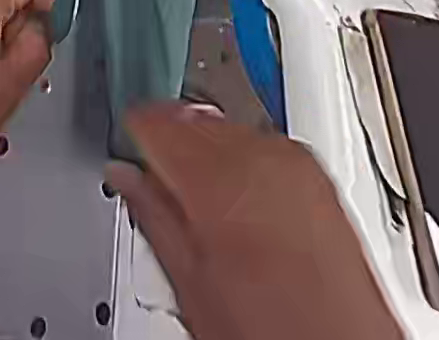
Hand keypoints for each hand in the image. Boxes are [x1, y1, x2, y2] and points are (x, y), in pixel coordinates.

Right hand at [106, 104, 404, 339]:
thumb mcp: (188, 280)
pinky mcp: (314, 169)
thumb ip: (151, 213)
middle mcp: (255, 154)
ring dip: (206, 145)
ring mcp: (289, 158)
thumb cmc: (271, 332)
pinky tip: (239, 193)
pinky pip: (261, 141)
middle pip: (192, 119)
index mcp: (214, 176)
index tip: (128, 141)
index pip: (157, 120)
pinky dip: (242, 155)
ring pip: (225, 126)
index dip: (136, 128)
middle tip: (156, 170)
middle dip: (171, 139)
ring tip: (199, 191)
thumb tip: (124, 175)